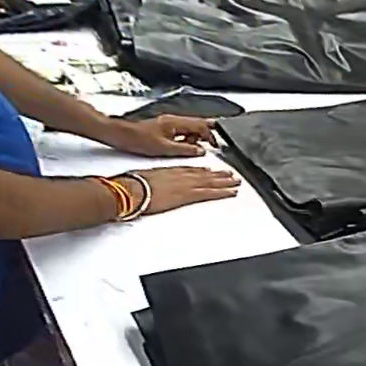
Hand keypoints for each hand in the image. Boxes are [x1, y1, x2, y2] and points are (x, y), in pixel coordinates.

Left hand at [99, 115, 214, 156]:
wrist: (118, 135)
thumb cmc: (136, 139)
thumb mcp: (165, 148)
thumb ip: (186, 149)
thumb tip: (200, 151)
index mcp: (175, 123)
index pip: (200, 126)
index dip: (210, 135)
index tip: (215, 144)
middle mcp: (172, 120)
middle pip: (197, 123)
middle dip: (206, 132)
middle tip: (213, 140)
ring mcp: (167, 123)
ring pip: (189, 126)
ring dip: (196, 135)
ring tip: (196, 146)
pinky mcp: (163, 127)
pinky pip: (181, 129)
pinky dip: (187, 136)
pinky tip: (184, 144)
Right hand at [119, 166, 239, 216]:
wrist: (129, 190)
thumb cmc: (131, 184)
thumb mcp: (143, 177)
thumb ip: (153, 179)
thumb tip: (151, 183)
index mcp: (169, 170)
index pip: (191, 170)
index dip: (203, 170)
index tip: (212, 170)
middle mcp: (180, 175)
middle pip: (204, 175)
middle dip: (219, 175)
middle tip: (231, 174)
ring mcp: (186, 184)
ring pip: (211, 182)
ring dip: (225, 182)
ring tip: (236, 181)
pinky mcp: (189, 195)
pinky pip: (210, 193)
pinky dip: (223, 192)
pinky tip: (231, 192)